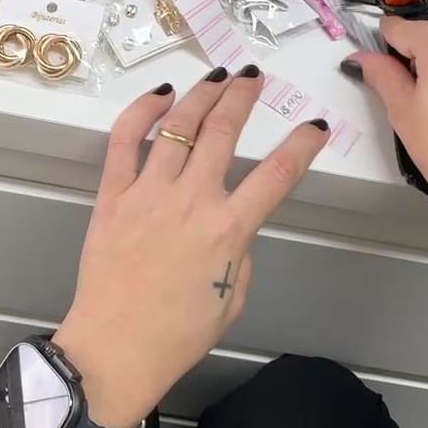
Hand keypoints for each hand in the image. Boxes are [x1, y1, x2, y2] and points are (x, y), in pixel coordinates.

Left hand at [53, 66, 331, 427]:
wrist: (114, 351)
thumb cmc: (177, 335)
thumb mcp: (232, 298)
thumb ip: (238, 250)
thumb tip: (230, 221)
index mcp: (228, 230)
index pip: (277, 175)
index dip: (302, 146)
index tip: (314, 127)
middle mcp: (191, 201)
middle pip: (225, 131)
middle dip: (244, 96)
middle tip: (254, 78)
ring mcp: (148, 193)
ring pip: (179, 126)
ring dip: (202, 94)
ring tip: (217, 76)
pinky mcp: (113, 195)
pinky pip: (124, 141)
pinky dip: (141, 111)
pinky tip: (160, 95)